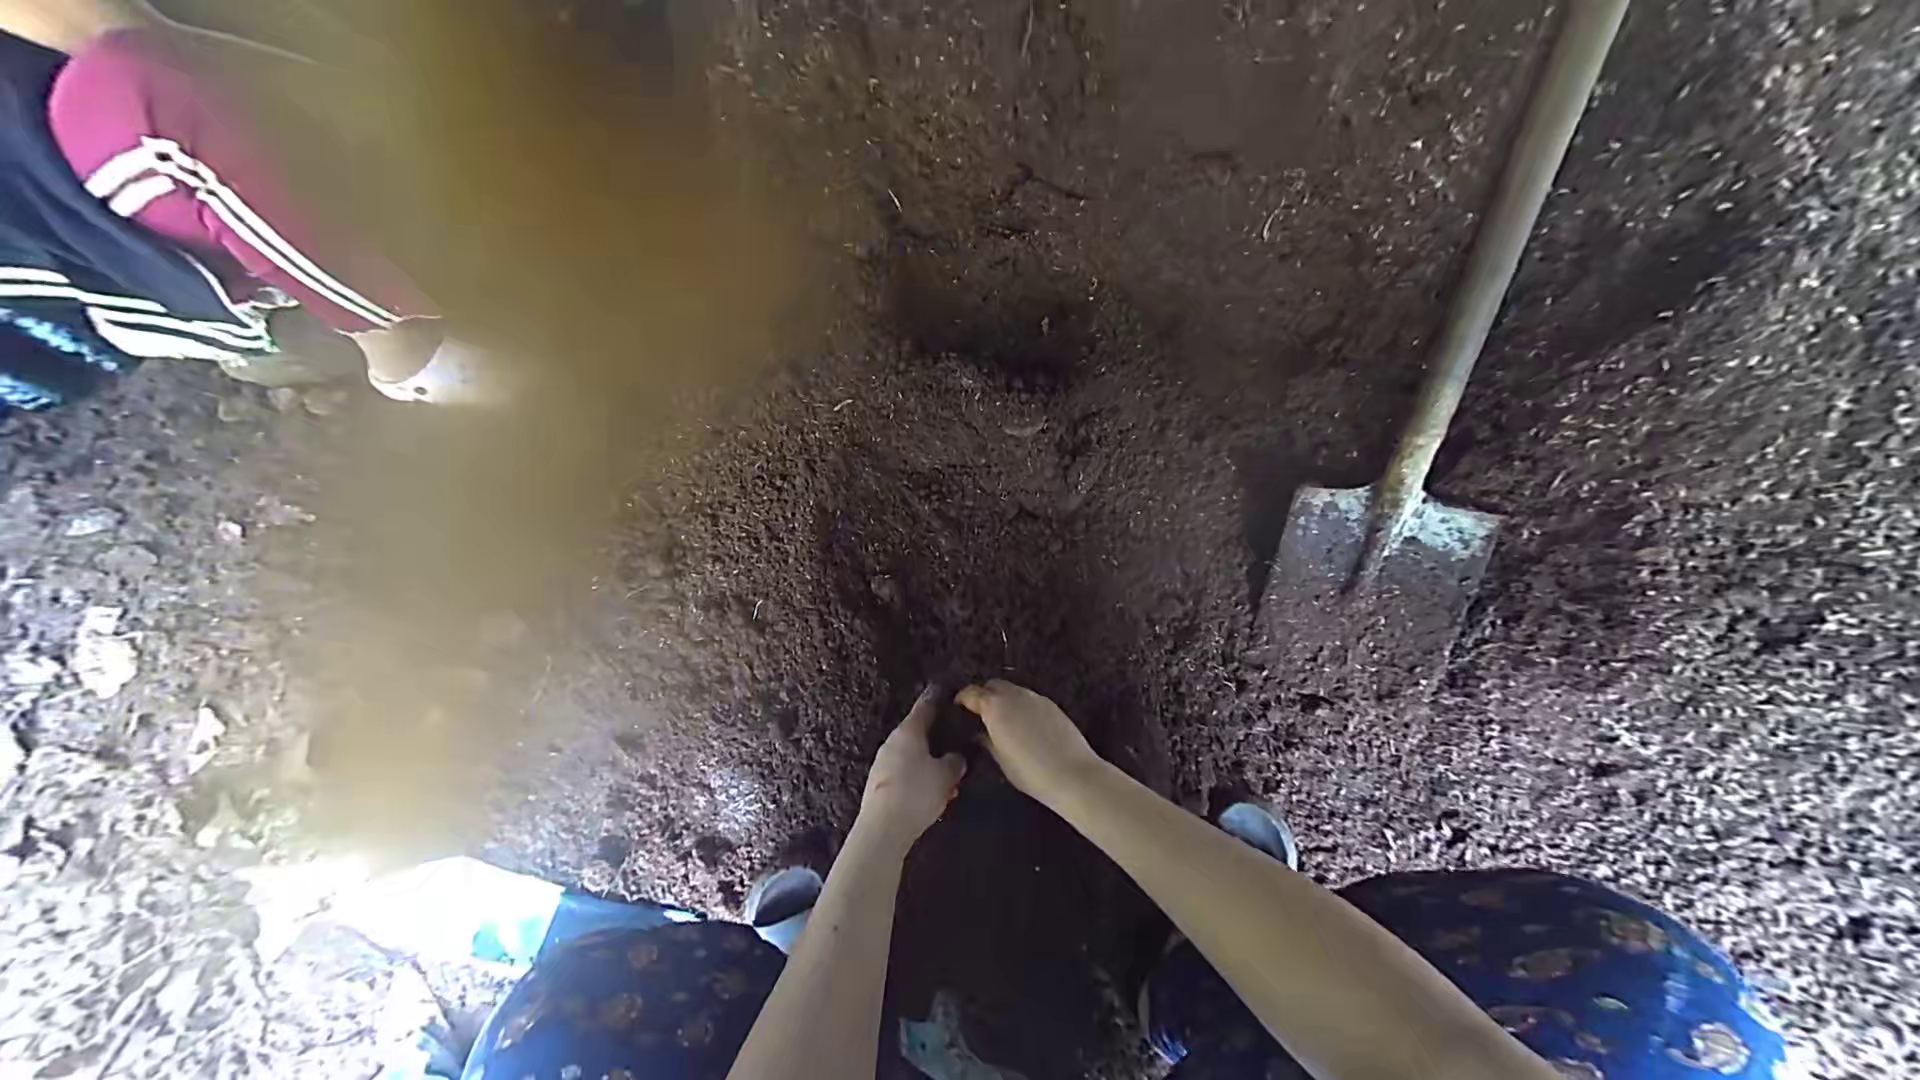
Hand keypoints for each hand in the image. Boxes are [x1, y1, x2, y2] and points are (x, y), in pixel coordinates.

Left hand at [857, 687, 966, 852]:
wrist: (882, 829)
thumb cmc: (917, 792)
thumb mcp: (947, 775)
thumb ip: (955, 761)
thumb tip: (956, 756)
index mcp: (908, 731)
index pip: (925, 706)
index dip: (937, 698)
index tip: (945, 690)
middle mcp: (892, 741)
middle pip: (918, 733)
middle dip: (936, 739)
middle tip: (956, 746)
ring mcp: (882, 762)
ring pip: (912, 755)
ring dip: (929, 763)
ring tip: (948, 780)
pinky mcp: (879, 783)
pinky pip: (904, 773)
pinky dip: (918, 778)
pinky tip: (931, 795)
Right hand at [955, 680, 1102, 804]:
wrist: (1073, 774)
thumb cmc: (1030, 772)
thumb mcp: (1000, 759)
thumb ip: (986, 740)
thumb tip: (979, 733)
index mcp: (995, 706)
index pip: (971, 693)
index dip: (961, 699)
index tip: (958, 709)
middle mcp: (1013, 695)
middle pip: (992, 685)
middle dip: (983, 695)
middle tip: (980, 715)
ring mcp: (1035, 697)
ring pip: (1012, 690)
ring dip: (1003, 699)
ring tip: (1002, 721)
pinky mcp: (1051, 704)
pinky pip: (1028, 698)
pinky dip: (1020, 705)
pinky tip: (1024, 725)